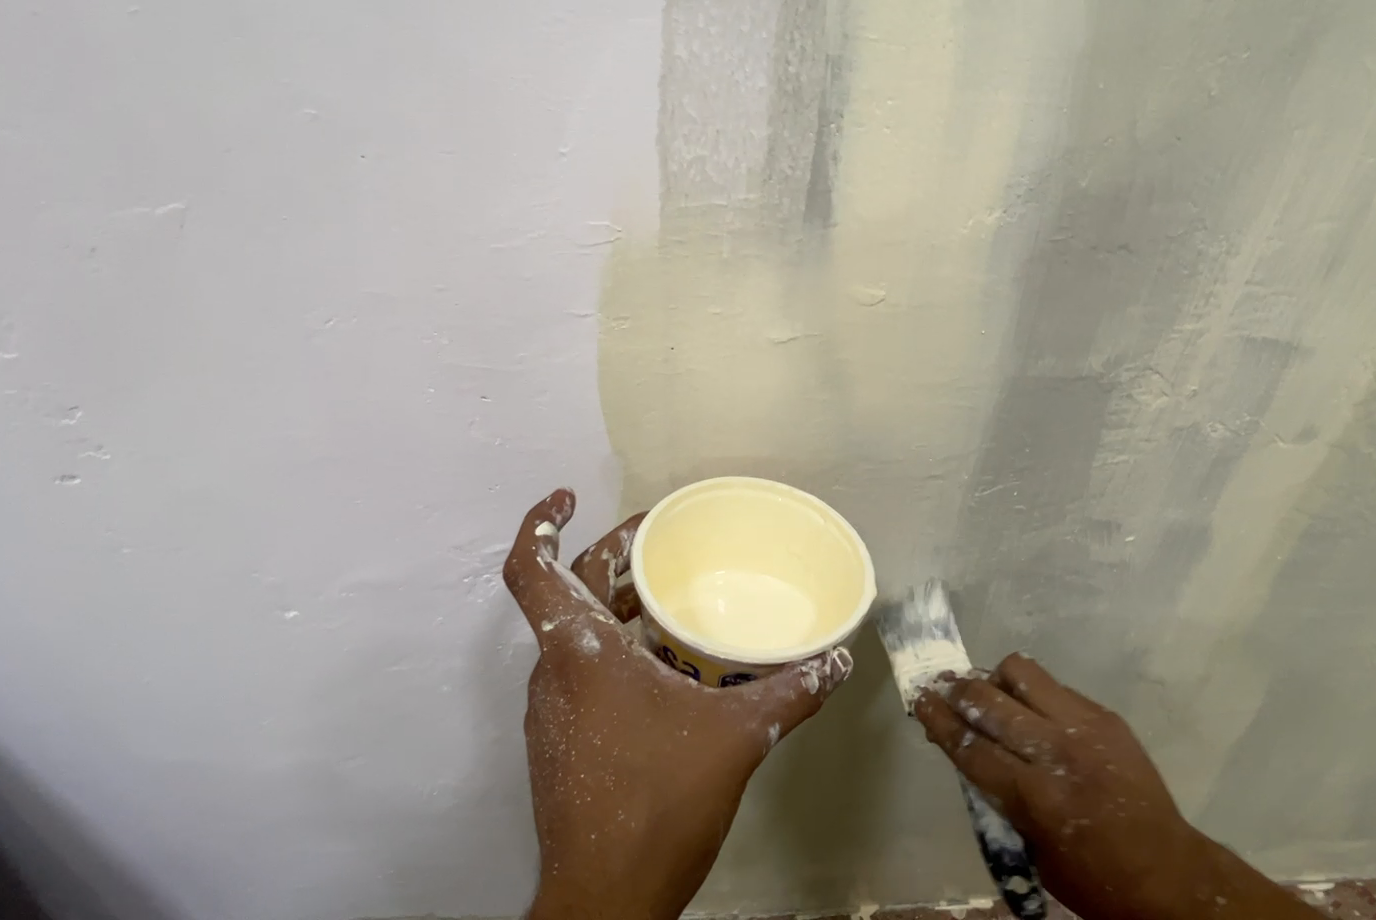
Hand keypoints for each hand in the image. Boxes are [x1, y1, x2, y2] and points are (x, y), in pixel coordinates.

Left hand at [505, 489, 853, 919]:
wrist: (605, 900)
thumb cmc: (660, 802)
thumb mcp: (738, 738)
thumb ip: (792, 693)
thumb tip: (840, 661)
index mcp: (579, 651)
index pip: (535, 569)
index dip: (543, 523)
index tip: (567, 496)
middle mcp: (554, 671)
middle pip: (570, 592)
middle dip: (611, 557)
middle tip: (657, 538)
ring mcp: (552, 709)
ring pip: (576, 634)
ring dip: (617, 606)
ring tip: (669, 595)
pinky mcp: (561, 740)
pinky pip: (583, 671)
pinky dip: (617, 648)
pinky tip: (666, 663)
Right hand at [915, 653, 1318, 919]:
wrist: (1170, 875)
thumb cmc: (1091, 877)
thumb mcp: (1031, 848)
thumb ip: (998, 794)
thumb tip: (967, 748)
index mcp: (1035, 796)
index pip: (971, 744)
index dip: (938, 718)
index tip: (918, 698)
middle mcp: (1057, 752)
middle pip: (989, 701)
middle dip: (958, 691)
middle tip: (942, 687)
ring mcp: (1085, 727)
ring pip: (1023, 673)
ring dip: (998, 681)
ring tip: (992, 696)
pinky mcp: (1106, 716)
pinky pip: (1055, 686)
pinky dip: (1034, 694)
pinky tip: (1033, 713)